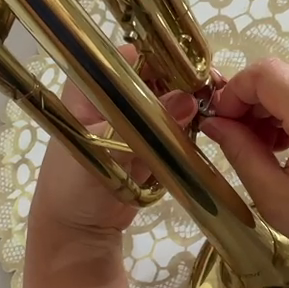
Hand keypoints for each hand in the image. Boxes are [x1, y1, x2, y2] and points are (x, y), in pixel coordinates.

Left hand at [31, 46, 196, 243]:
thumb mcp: (109, 150)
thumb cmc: (74, 186)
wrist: (78, 231)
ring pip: (167, 103)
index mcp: (90, 87)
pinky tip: (205, 128)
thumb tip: (188, 100)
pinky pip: (172, 129)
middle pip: (155, 77)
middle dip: (182, 82)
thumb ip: (147, 126)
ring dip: (189, 106)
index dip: (161, 57)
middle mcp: (112, 98)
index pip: (130, 56)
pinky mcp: (148, 146)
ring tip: (214, 108)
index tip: (191, 67)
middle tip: (211, 89)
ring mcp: (132, 122)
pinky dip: (187, 130)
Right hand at [201, 59, 288, 280]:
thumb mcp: (276, 198)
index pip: (267, 73)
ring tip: (271, 144)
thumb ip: (241, 152)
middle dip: (255, 98)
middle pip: (286, 72)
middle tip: (243, 135)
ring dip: (279, 102)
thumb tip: (214, 122)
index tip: (224, 119)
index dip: (236, 89)